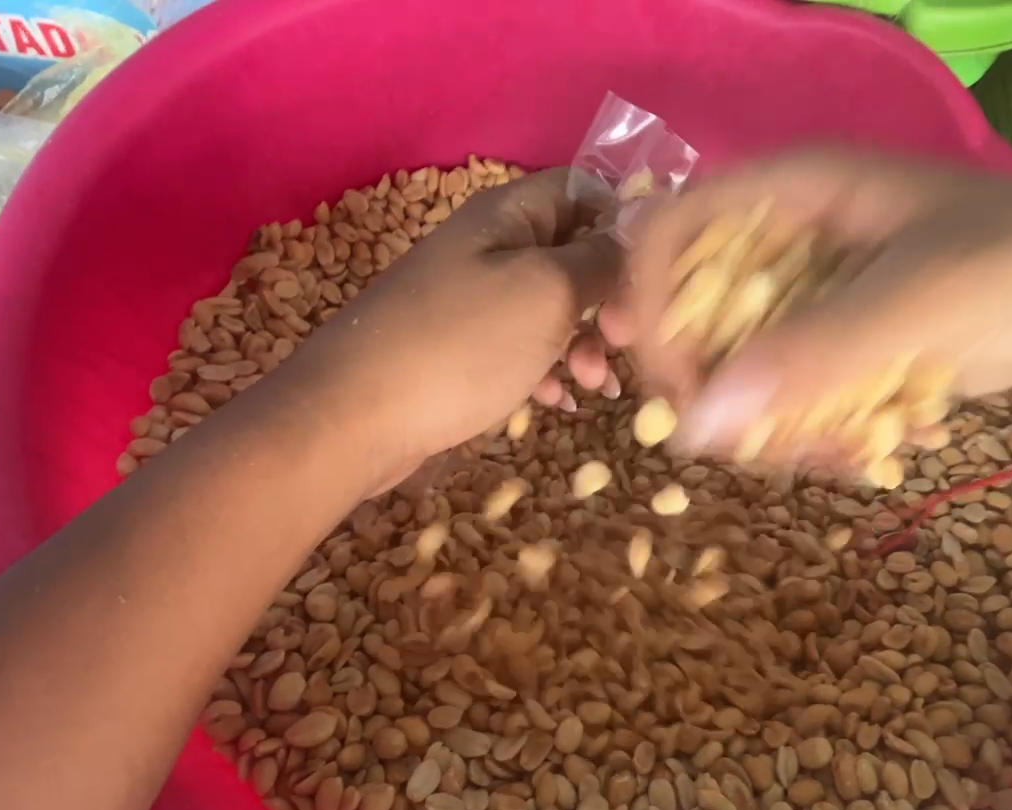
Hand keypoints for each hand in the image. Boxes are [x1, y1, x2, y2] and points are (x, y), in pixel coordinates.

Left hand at [280, 167, 621, 494]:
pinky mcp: (462, 353)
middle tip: (626, 344)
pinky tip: (558, 401)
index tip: (651, 280)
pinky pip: (520, 350)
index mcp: (508, 216)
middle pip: (571, 256)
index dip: (624, 226)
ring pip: (550, 311)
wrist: (360, 415)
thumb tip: (633, 236)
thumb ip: (598, 260)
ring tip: (595, 386)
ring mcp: (472, 303)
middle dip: (608, 300)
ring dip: (583, 344)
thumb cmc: (462, 345)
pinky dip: (547, 371)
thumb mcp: (545, 292)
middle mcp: (489, 250)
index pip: (583, 191)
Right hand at [599, 150, 1011, 454]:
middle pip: (688, 311)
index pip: (671, 232)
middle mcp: (782, 241)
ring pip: (731, 365)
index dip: (648, 307)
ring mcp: (801, 297)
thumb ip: (809, 359)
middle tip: (745, 446)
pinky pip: (777, 393)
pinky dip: (801, 434)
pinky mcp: (824, 343)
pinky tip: (852, 454)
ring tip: (831, 456)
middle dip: (712, 390)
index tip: (667, 387)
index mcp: (793, 191)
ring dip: (764, 426)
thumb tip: (696, 425)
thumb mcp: (916, 305)